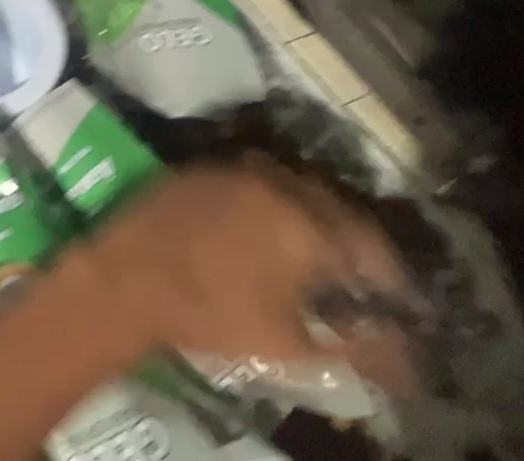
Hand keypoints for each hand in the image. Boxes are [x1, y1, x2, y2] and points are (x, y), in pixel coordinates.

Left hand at [83, 157, 417, 393]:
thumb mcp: (289, 345)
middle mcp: (273, 184)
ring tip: (308, 246)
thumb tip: (401, 355)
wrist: (122, 281)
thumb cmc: (208, 316)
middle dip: (349, 236)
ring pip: (288, 184)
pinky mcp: (195, 169)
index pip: (369, 241)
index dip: (386, 271)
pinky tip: (259, 225)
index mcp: (305, 224)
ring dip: (306, 211)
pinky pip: (246, 178)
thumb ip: (355, 348)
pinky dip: (264, 199)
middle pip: (331, 204)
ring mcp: (229, 170)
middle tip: (352, 269)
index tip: (392, 293)